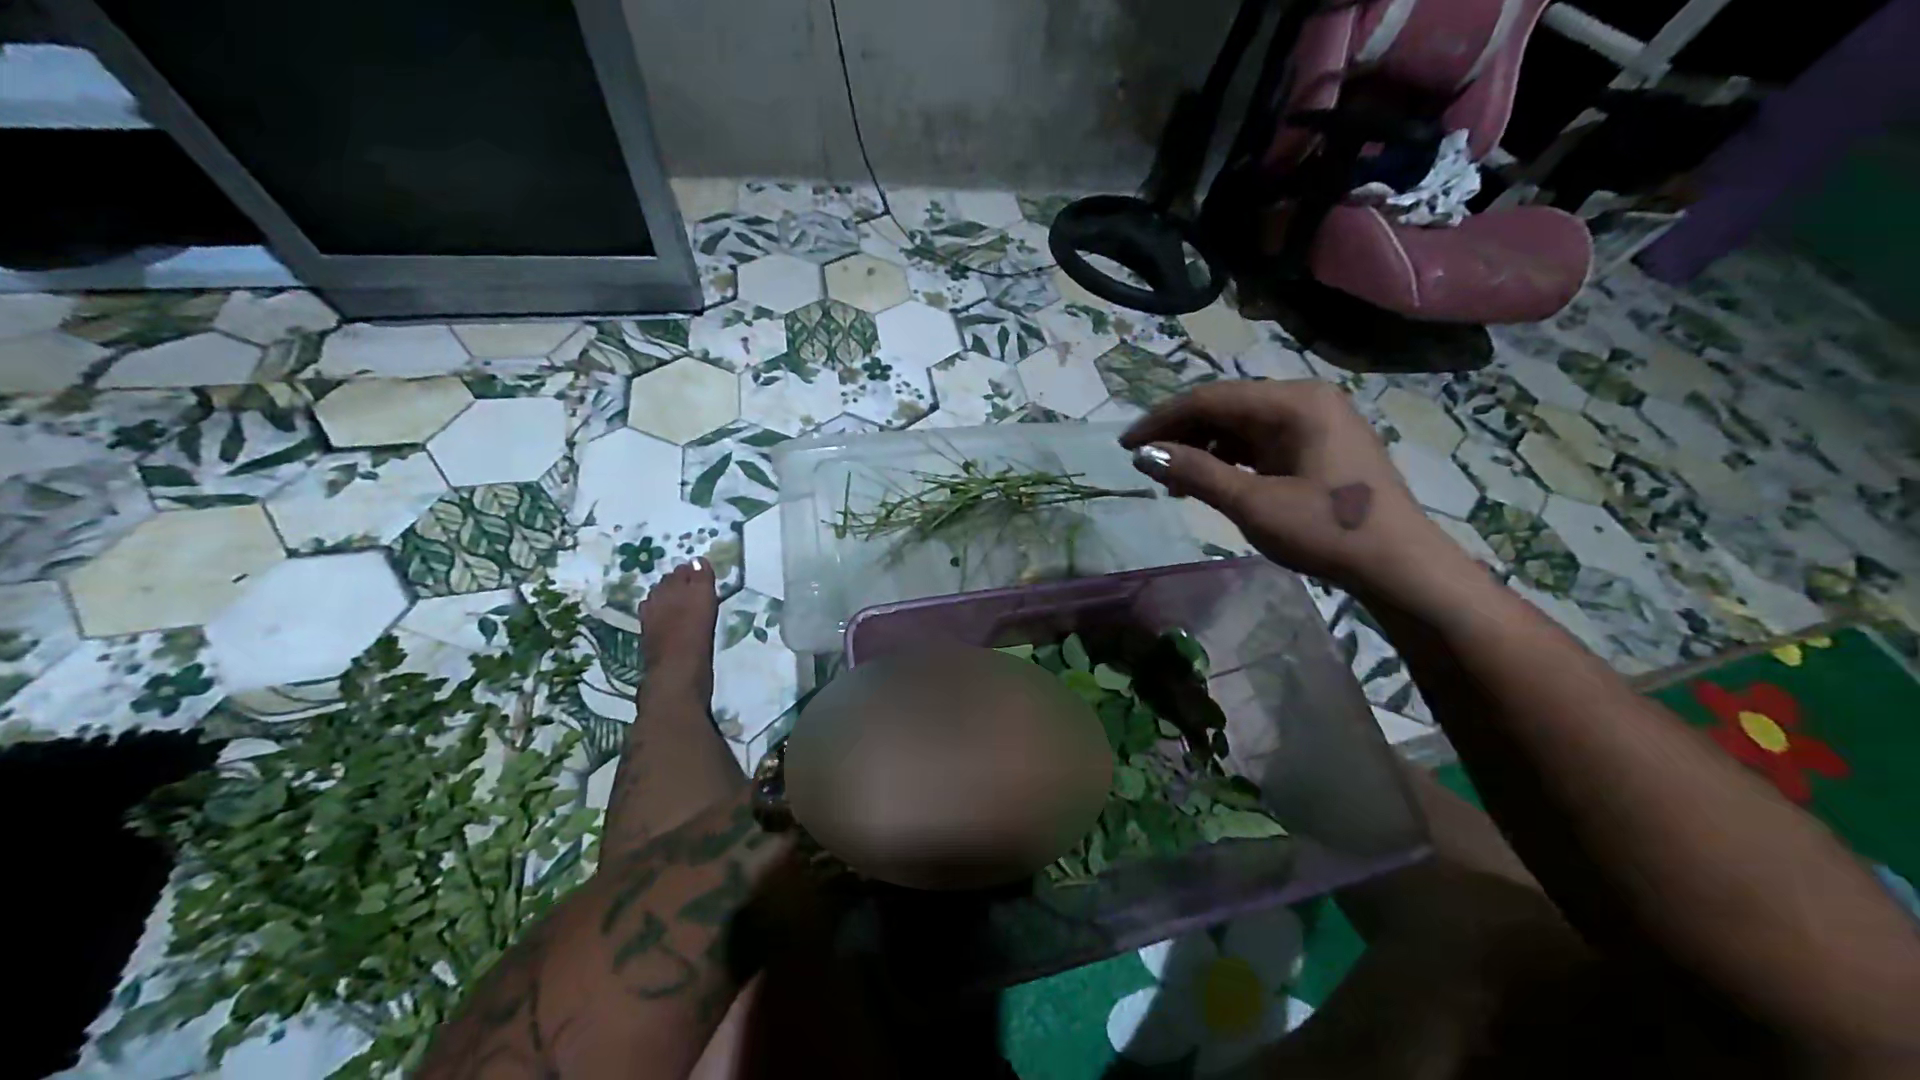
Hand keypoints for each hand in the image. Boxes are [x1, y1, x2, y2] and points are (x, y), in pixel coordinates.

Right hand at [1120, 380, 1467, 599]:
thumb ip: (1196, 473)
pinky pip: (1261, 440)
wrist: (1400, 566)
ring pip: (1241, 424)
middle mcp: (1305, 399)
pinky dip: (1230, 458)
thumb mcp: (1253, 504)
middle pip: (1226, 406)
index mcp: (1294, 402)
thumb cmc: (1327, 532)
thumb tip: (1145, 454)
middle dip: (1182, 433)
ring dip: (1203, 447)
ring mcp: (1316, 421)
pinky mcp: (1318, 445)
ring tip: (1174, 481)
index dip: (1163, 420)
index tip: (1127, 446)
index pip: (1211, 398)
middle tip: (1146, 463)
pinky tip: (1211, 481)